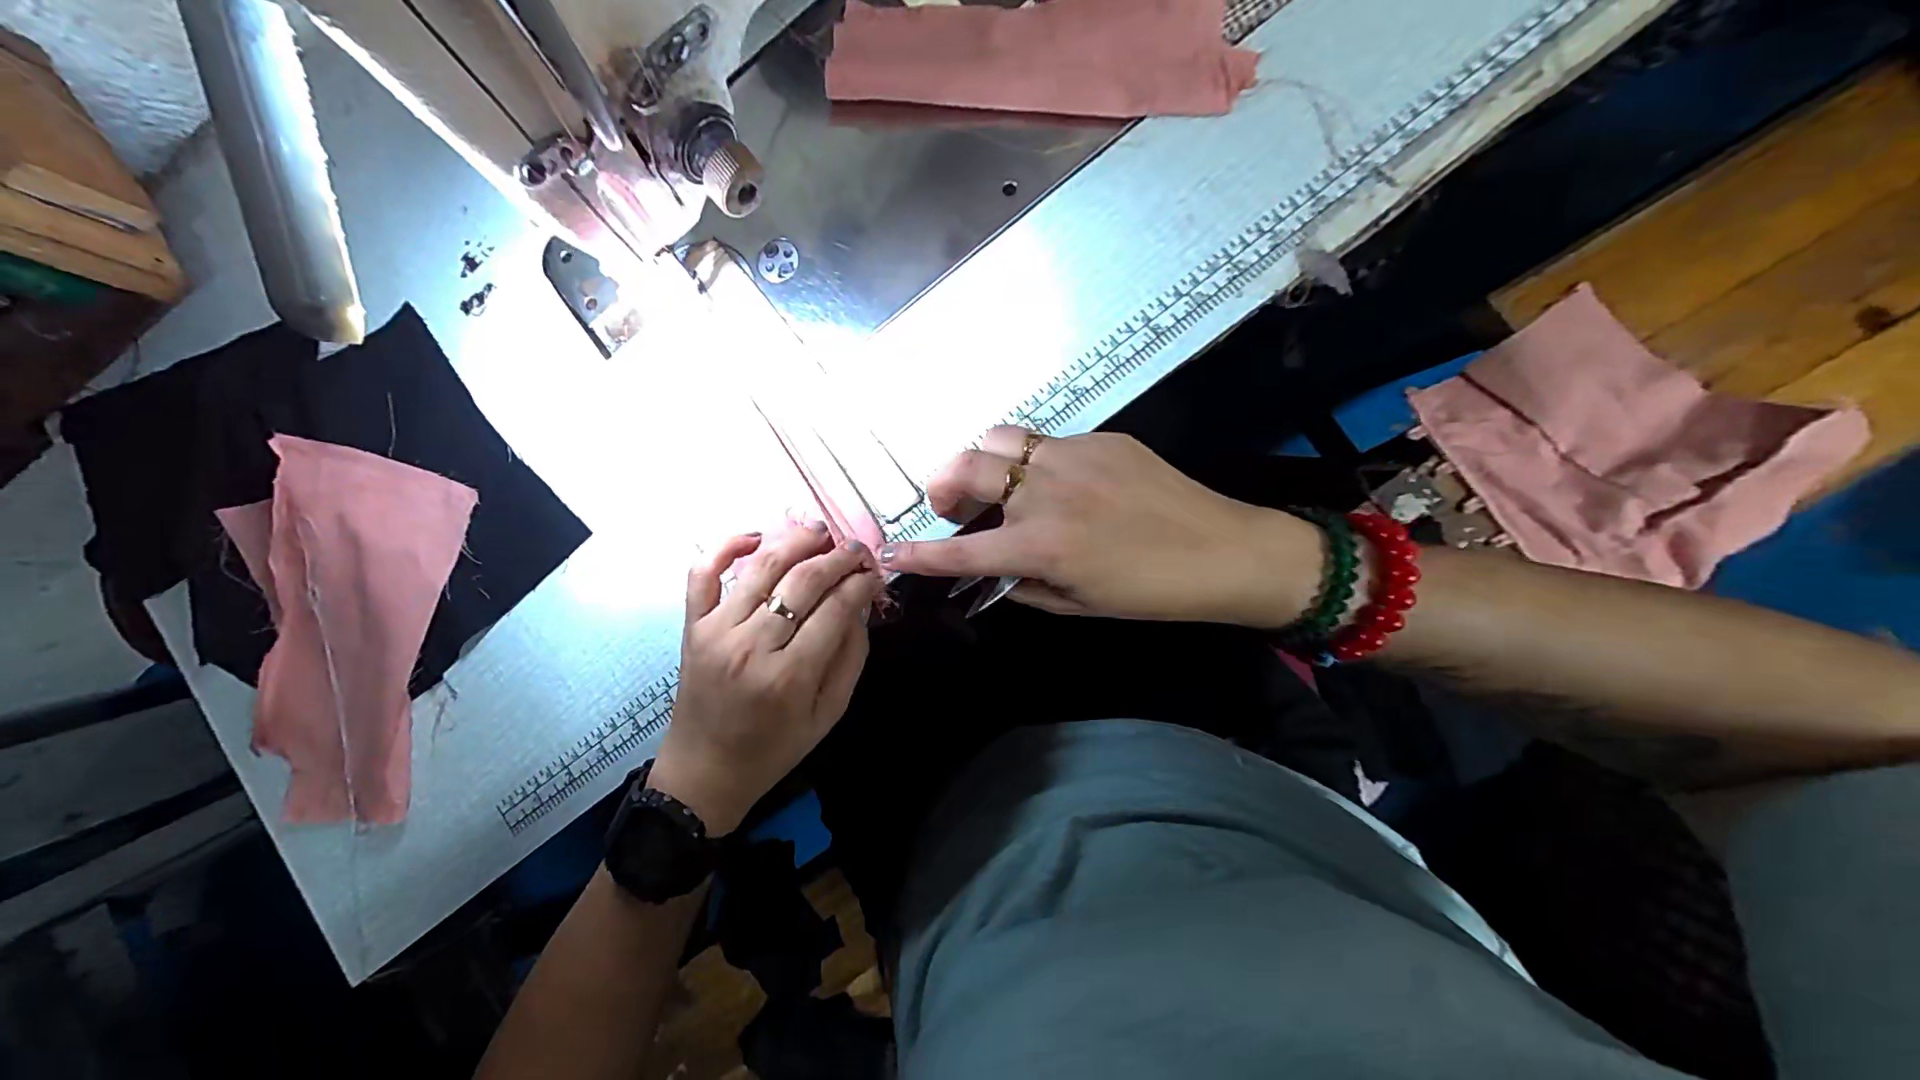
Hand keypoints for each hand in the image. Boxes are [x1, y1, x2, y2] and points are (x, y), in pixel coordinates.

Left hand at [647, 522, 882, 834]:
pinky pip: (702, 574)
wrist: (706, 770)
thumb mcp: (829, 713)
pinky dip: (725, 546)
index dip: (863, 582)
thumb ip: (850, 657)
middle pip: (803, 580)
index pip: (837, 607)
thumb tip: (861, 605)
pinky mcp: (692, 625)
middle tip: (857, 550)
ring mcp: (716, 631)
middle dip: (839, 557)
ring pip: (761, 567)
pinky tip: (755, 536)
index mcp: (790, 676)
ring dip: (795, 541)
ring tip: (820, 532)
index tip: (876, 574)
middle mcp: (751, 646)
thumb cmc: (774, 748)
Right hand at [879, 427, 1325, 628]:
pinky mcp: (1100, 438)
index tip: (890, 554)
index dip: (919, 556)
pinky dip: (1035, 460)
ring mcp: (1072, 457)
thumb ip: (1024, 586)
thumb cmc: (1149, 593)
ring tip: (996, 481)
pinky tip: (1061, 481)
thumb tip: (993, 570)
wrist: (1223, 550)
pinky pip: (1048, 441)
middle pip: (965, 467)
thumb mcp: (1077, 605)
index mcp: (1039, 546)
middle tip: (950, 503)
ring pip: (1001, 439)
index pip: (961, 552)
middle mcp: (1045, 493)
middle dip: (942, 484)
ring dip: (983, 459)